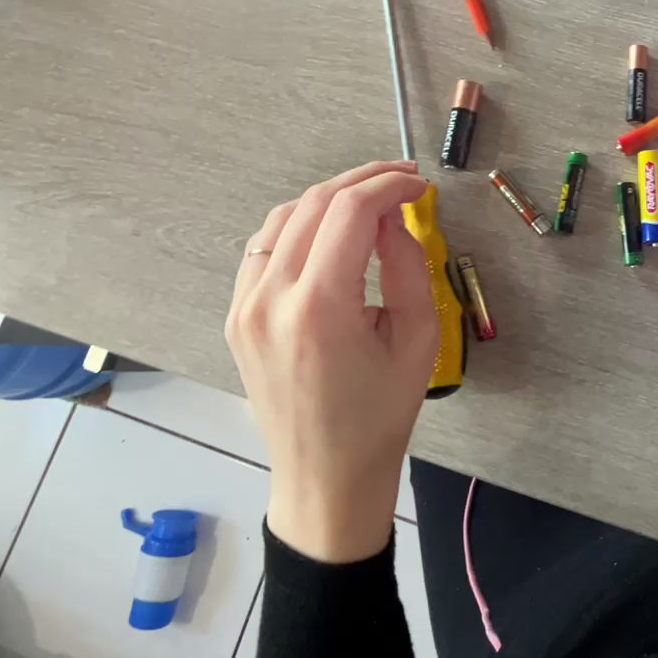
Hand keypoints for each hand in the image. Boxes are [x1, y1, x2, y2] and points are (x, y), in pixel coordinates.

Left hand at [226, 160, 440, 562]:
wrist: (325, 477)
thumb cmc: (381, 416)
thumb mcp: (418, 339)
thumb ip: (409, 265)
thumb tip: (394, 216)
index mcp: (319, 308)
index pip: (351, 211)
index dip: (390, 186)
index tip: (420, 185)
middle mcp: (269, 298)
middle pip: (314, 203)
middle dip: (363, 180)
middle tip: (403, 180)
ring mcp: (244, 306)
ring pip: (283, 216)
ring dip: (330, 198)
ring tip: (371, 201)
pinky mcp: (237, 315)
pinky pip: (264, 246)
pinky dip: (300, 224)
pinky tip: (330, 233)